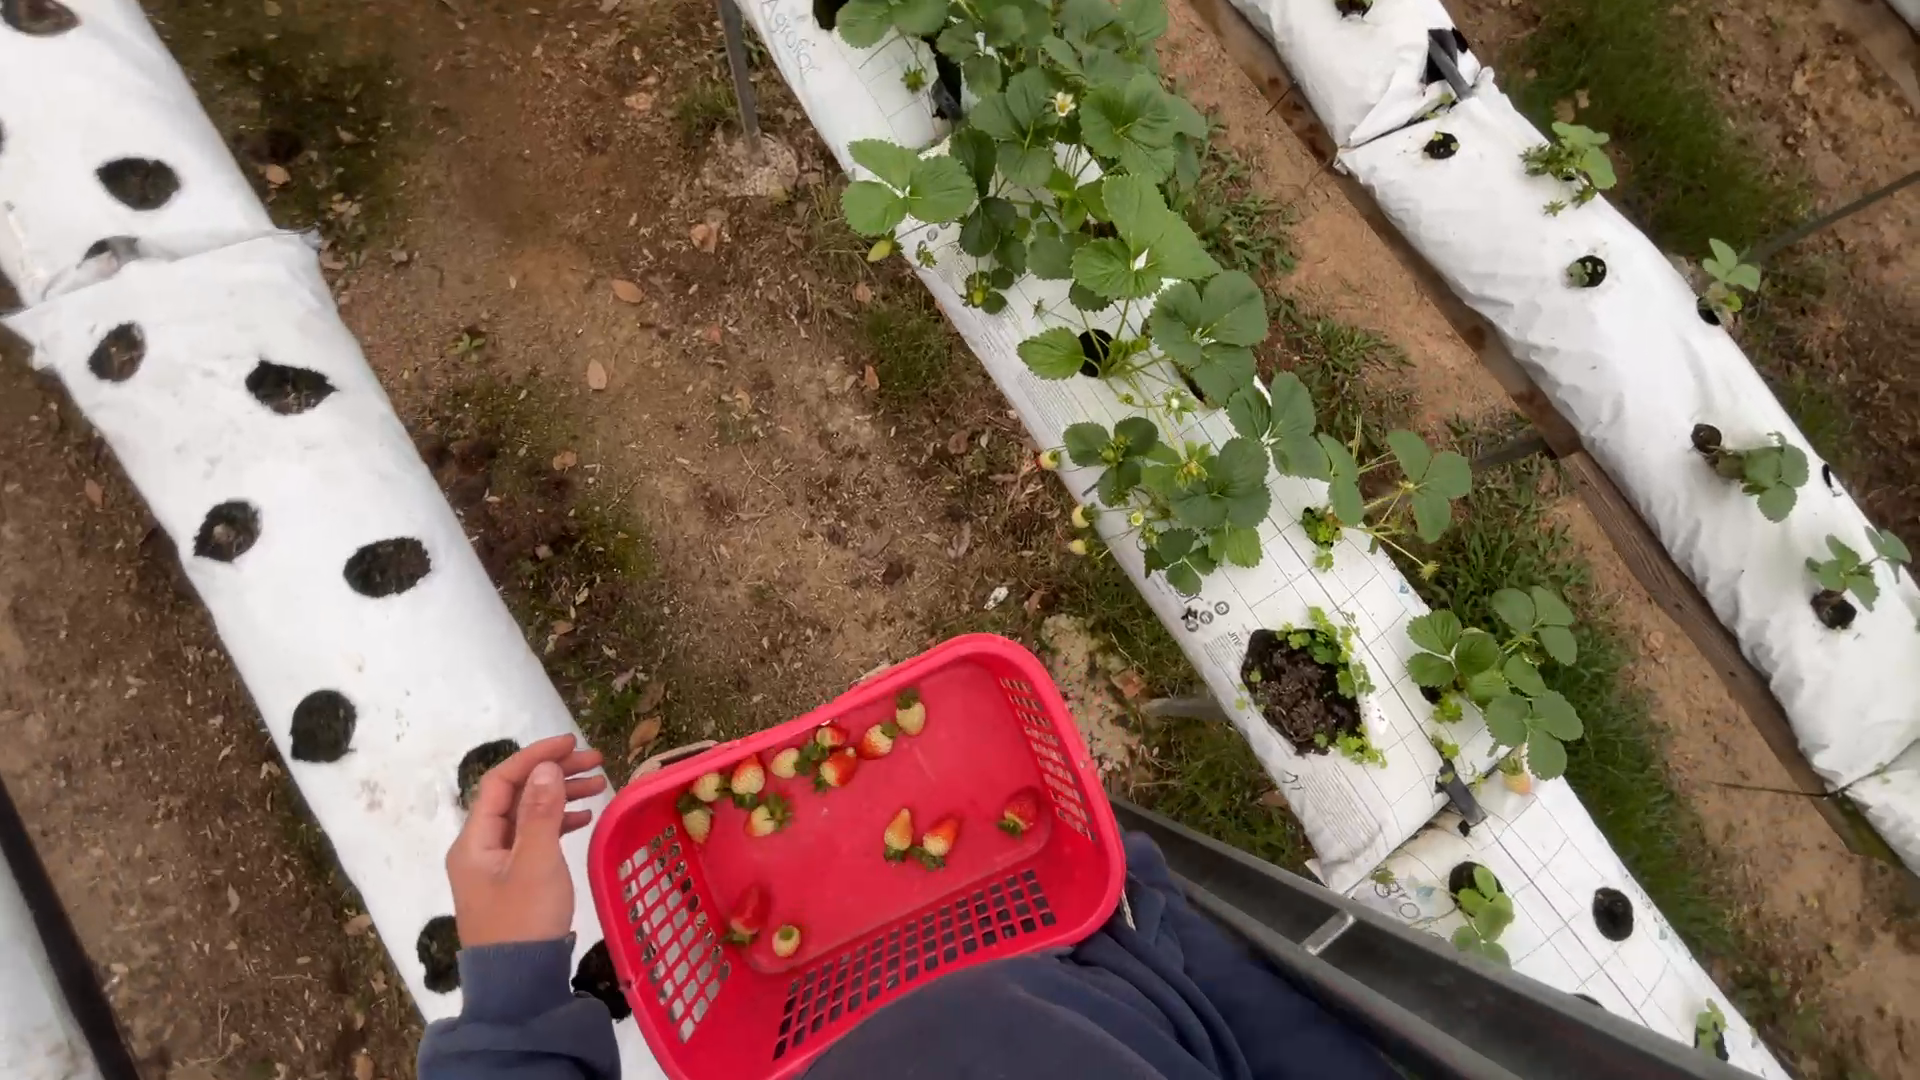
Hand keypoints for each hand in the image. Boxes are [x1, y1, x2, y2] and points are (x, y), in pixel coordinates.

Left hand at [446, 734, 608, 947]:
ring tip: (599, 785)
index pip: (502, 782)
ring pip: (529, 813)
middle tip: (596, 761)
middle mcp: (480, 847)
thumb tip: (546, 767)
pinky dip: (560, 819)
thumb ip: (541, 812)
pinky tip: (584, 817)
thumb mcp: (537, 862)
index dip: (536, 756)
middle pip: (517, 794)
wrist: (518, 982)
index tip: (573, 743)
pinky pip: (536, 834)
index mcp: (475, 841)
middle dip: (555, 772)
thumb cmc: (525, 919)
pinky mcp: (514, 877)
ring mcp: (496, 863)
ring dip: (562, 794)